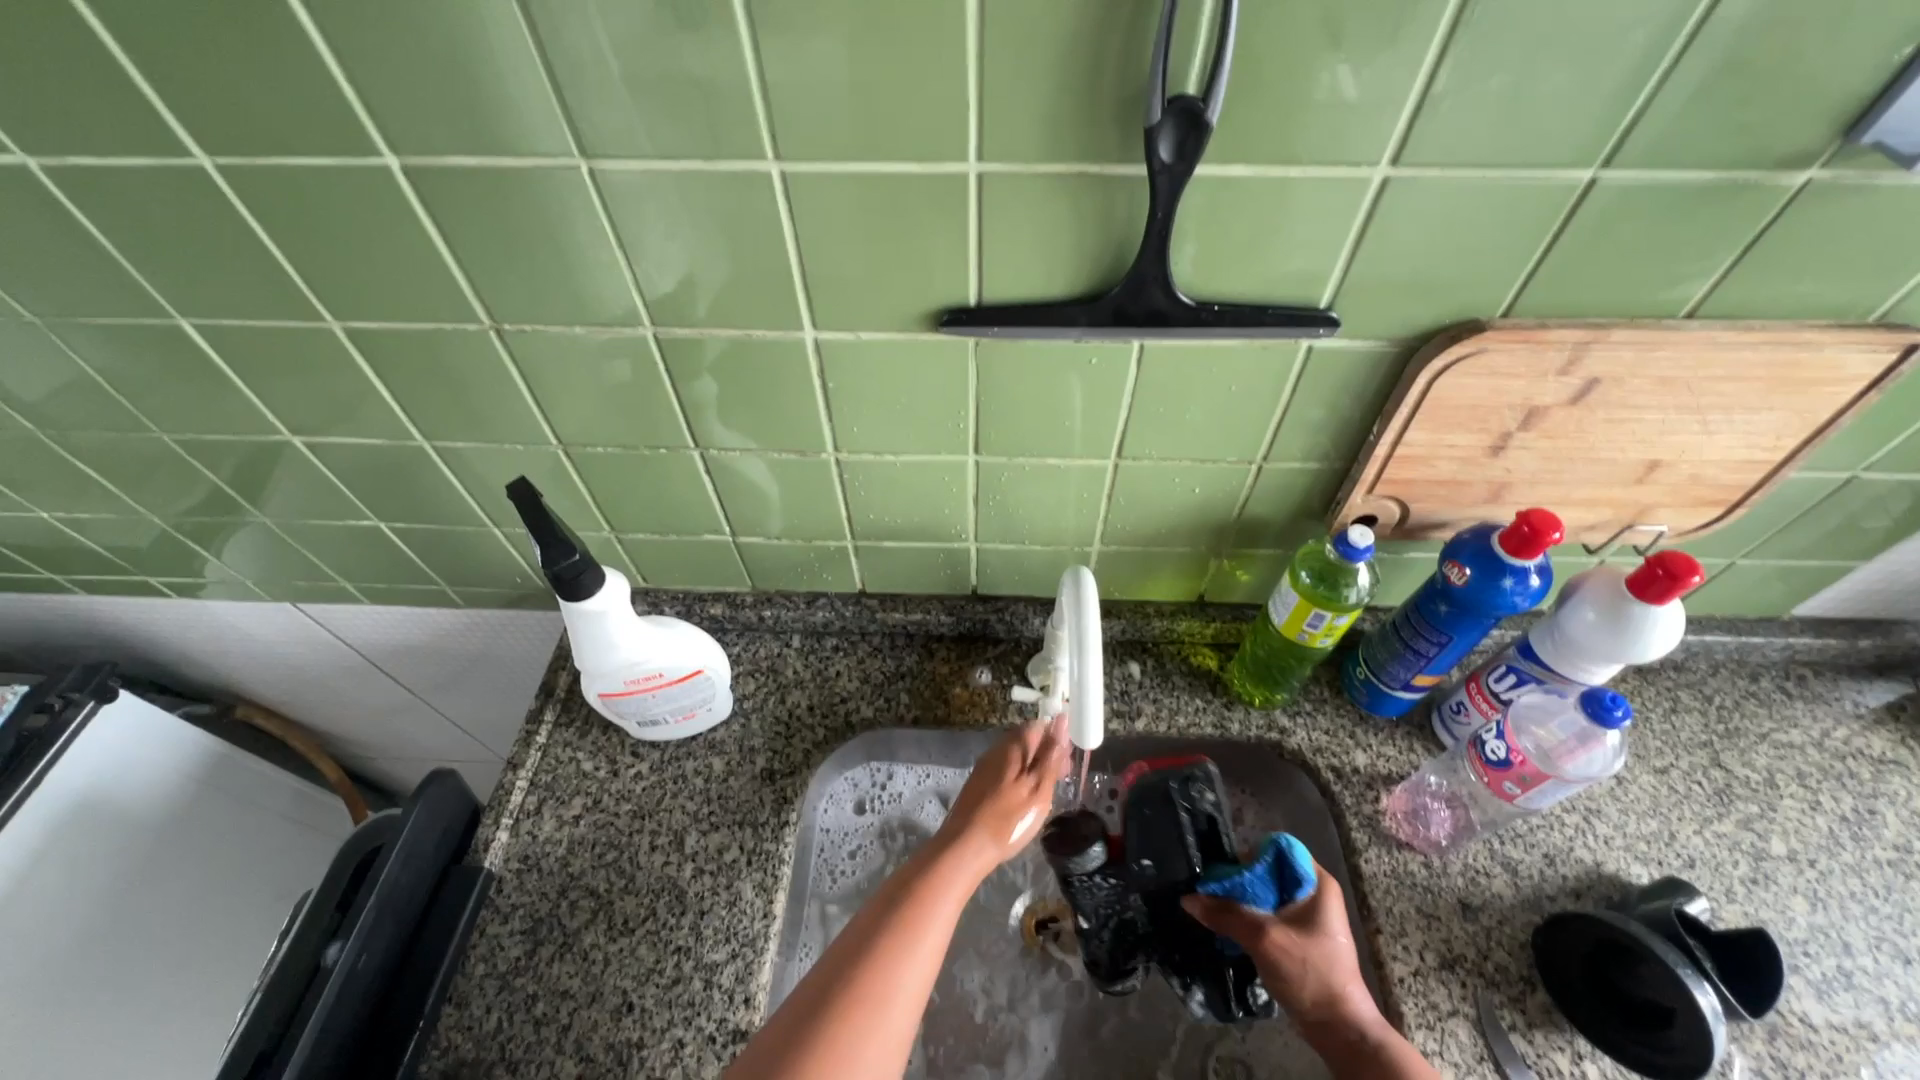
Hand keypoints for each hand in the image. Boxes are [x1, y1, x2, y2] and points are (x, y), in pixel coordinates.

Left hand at [934, 715, 1070, 878]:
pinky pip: (1005, 771)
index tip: (1067, 761)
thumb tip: (1062, 720)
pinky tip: (1025, 798)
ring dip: (1033, 767)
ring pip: (1016, 757)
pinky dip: (1020, 778)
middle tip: (1060, 778)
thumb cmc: (1009, 819)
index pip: (1038, 726)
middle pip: (1026, 740)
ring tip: (1046, 792)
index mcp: (1012, 747)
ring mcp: (985, 767)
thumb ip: (1051, 755)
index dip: (1056, 738)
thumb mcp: (1039, 788)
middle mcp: (996, 750)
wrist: (965, 846)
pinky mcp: (979, 783)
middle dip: (1046, 754)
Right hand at [1181, 859, 1379, 1031]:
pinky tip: (1228, 928)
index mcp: (1316, 882)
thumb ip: (1226, 913)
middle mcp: (1313, 892)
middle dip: (1238, 881)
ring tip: (1214, 909)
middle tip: (1212, 891)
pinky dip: (1247, 919)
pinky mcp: (1298, 937)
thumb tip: (1188, 899)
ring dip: (1240, 902)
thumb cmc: (1309, 973)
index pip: (1276, 849)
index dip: (1249, 856)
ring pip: (1264, 895)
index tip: (1224, 873)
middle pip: (1267, 872)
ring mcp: (1306, 916)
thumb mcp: (1263, 938)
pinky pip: (1267, 915)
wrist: (1337, 1026)